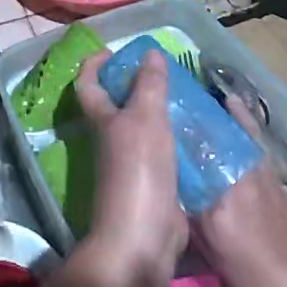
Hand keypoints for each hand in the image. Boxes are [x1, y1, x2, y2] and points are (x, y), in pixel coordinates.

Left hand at [73, 49, 186, 285]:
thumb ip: (149, 85)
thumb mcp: (146, 119)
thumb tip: (149, 52)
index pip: (87, 83)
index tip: (113, 51)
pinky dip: (176, 140)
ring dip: (160, 113)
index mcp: (102, 118)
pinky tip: (199, 135)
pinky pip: (163, 153)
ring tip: (188, 99)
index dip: (94, 63)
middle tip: (165, 73)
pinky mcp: (153, 184)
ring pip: (142, 128)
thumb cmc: (139, 170)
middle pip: (116, 104)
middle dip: (134, 86)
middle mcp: (112, 138)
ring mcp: (131, 163)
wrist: (144, 235)